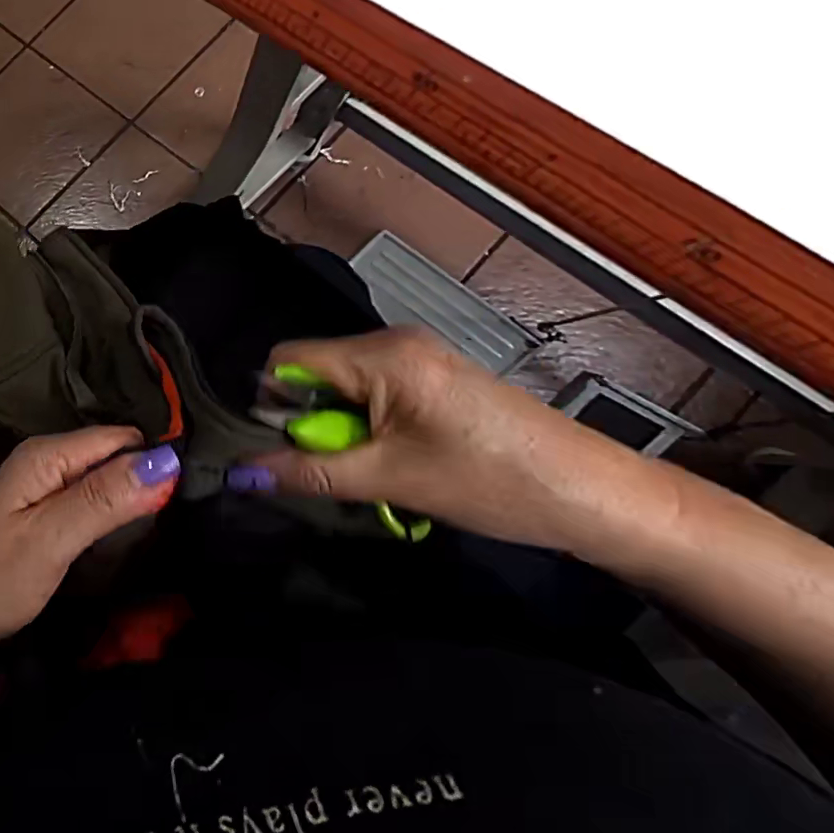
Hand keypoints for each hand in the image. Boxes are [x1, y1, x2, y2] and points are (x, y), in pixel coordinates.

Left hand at [0, 426, 179, 716]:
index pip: (124, 437)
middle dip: (146, 477)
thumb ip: (105, 500)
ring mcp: (43, 480)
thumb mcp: (50, 541)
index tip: (186, 496)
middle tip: (176, 517)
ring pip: (106, 473)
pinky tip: (125, 529)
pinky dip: (112, 507)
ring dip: (131, 494)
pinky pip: (91, 492)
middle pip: (116, 452)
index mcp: (48, 454)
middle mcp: (47, 456)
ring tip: (160, 525)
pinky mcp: (42, 504)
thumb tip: (167, 460)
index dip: (155, 461)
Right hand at [245, 328, 675, 557]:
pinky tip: (397, 461)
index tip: (287, 450)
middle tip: (341, 471)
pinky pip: (375, 394)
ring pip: (344, 388)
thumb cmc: (490, 481)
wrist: (591, 491)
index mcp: (382, 354)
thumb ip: (310, 471)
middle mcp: (395, 341)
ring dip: (343, 432)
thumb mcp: (391, 479)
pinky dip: (369, 427)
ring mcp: (419, 357)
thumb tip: (242, 473)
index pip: (287, 359)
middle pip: (315, 373)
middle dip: (313, 423)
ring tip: (376, 472)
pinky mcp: (435, 377)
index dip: (272, 404)